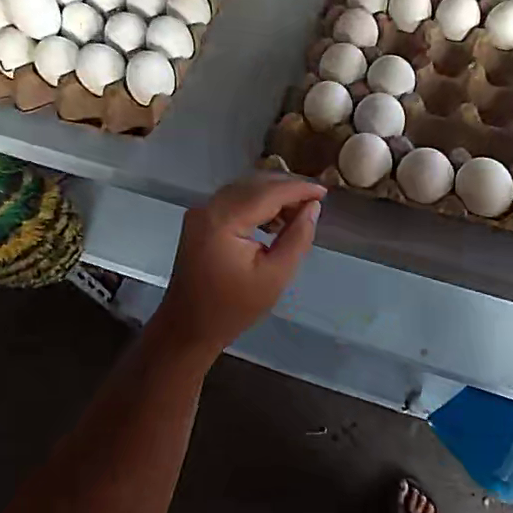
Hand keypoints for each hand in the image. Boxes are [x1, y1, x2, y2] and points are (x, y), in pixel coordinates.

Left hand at [154, 174, 324, 360]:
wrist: (188, 328)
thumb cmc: (233, 308)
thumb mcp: (275, 276)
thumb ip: (297, 237)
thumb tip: (312, 206)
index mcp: (223, 220)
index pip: (268, 192)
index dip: (299, 189)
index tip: (325, 192)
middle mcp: (208, 207)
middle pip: (255, 184)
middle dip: (288, 189)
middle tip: (315, 202)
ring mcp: (201, 212)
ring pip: (245, 189)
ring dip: (273, 195)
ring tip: (298, 214)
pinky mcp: (200, 220)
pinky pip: (235, 200)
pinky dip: (257, 203)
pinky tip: (275, 221)